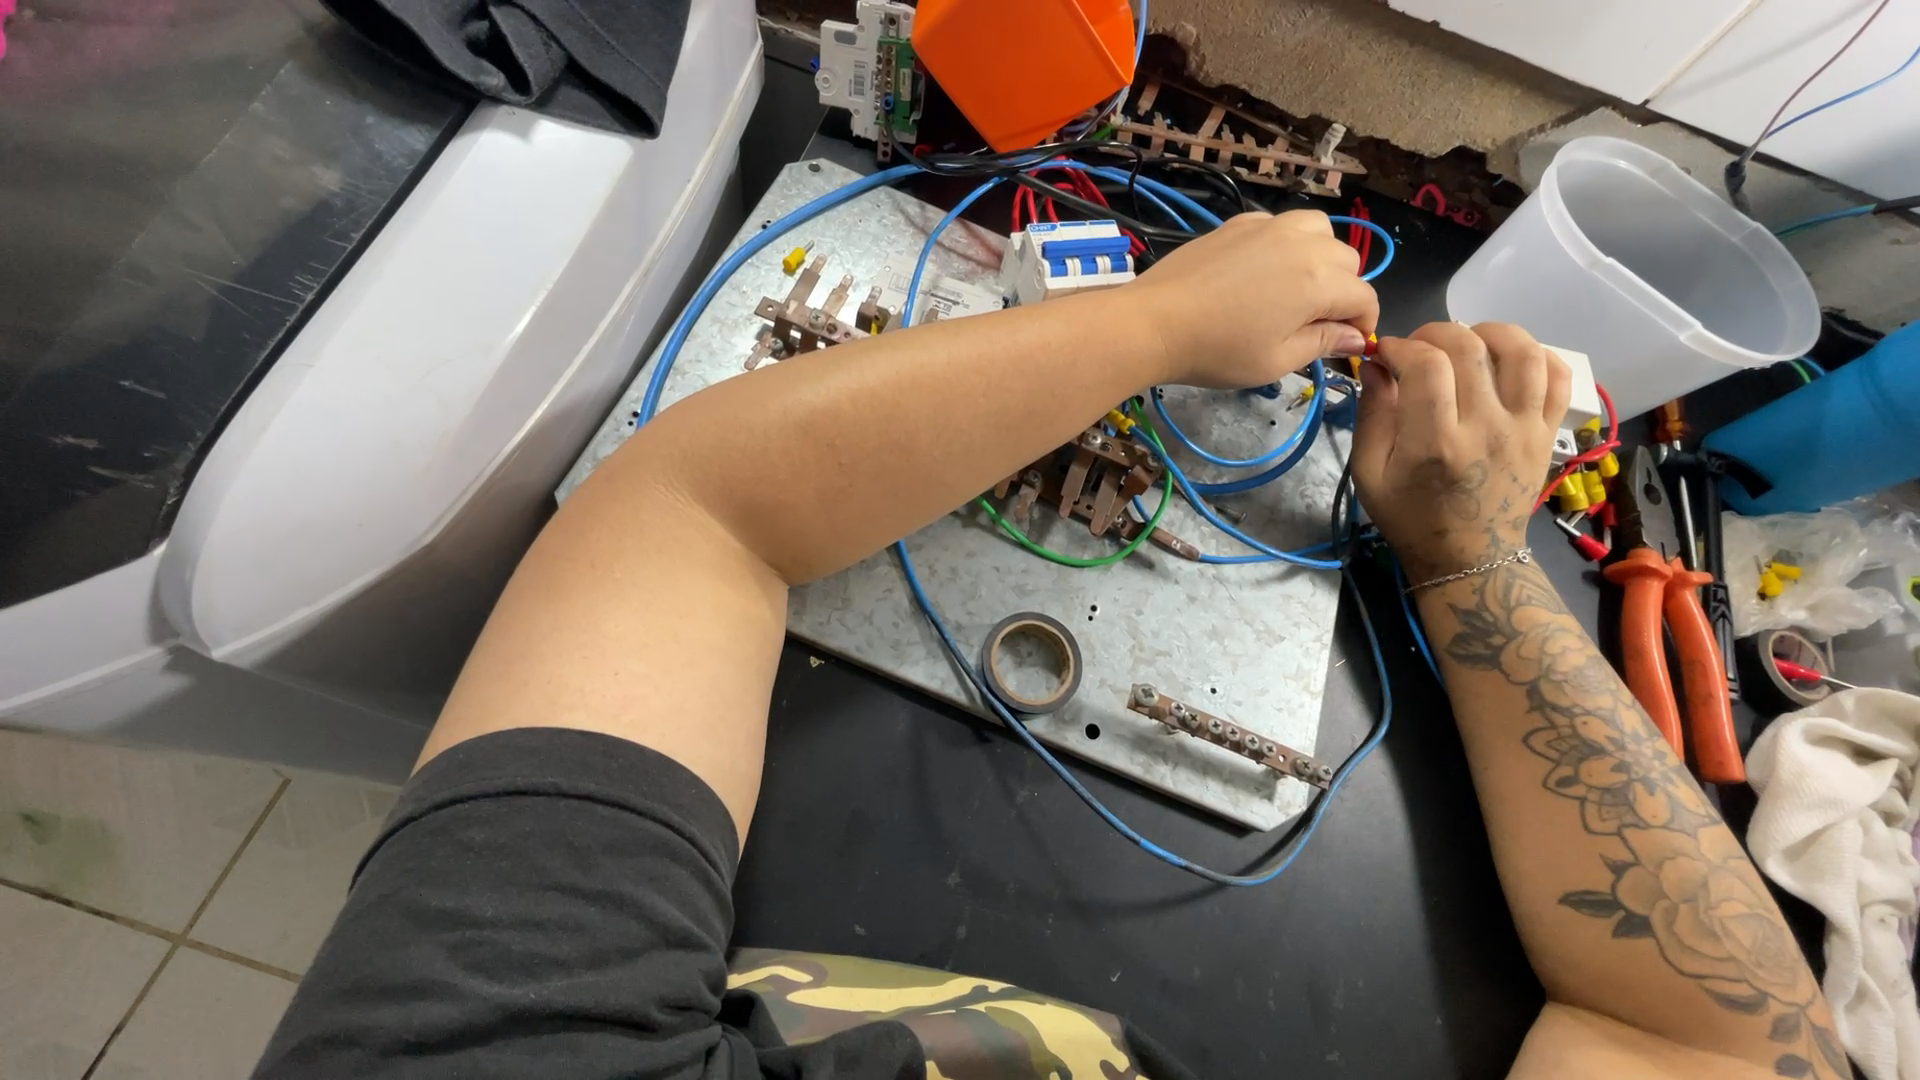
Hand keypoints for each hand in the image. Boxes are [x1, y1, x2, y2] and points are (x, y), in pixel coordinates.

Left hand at [1124, 210, 1378, 388]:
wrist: (1154, 322)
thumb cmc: (1216, 351)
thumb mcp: (1275, 362)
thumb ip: (1321, 344)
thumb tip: (1353, 336)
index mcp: (1319, 281)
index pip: (1363, 297)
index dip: (1362, 324)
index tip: (1348, 344)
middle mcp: (1303, 243)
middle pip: (1346, 261)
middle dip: (1341, 292)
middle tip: (1313, 323)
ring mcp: (1269, 227)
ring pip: (1319, 231)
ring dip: (1319, 258)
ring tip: (1295, 289)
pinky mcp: (1238, 223)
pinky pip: (1280, 225)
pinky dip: (1285, 244)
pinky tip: (1261, 271)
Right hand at [1352, 323, 1571, 581]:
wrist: (1468, 554)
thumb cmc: (1408, 515)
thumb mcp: (1368, 472)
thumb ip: (1372, 416)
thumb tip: (1377, 365)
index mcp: (1433, 442)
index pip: (1426, 365)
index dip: (1401, 346)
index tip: (1386, 354)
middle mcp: (1485, 428)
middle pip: (1469, 348)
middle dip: (1435, 333)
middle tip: (1417, 347)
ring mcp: (1524, 427)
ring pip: (1522, 350)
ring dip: (1489, 331)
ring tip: (1466, 341)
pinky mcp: (1547, 431)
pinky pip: (1558, 375)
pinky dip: (1534, 354)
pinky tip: (1506, 360)